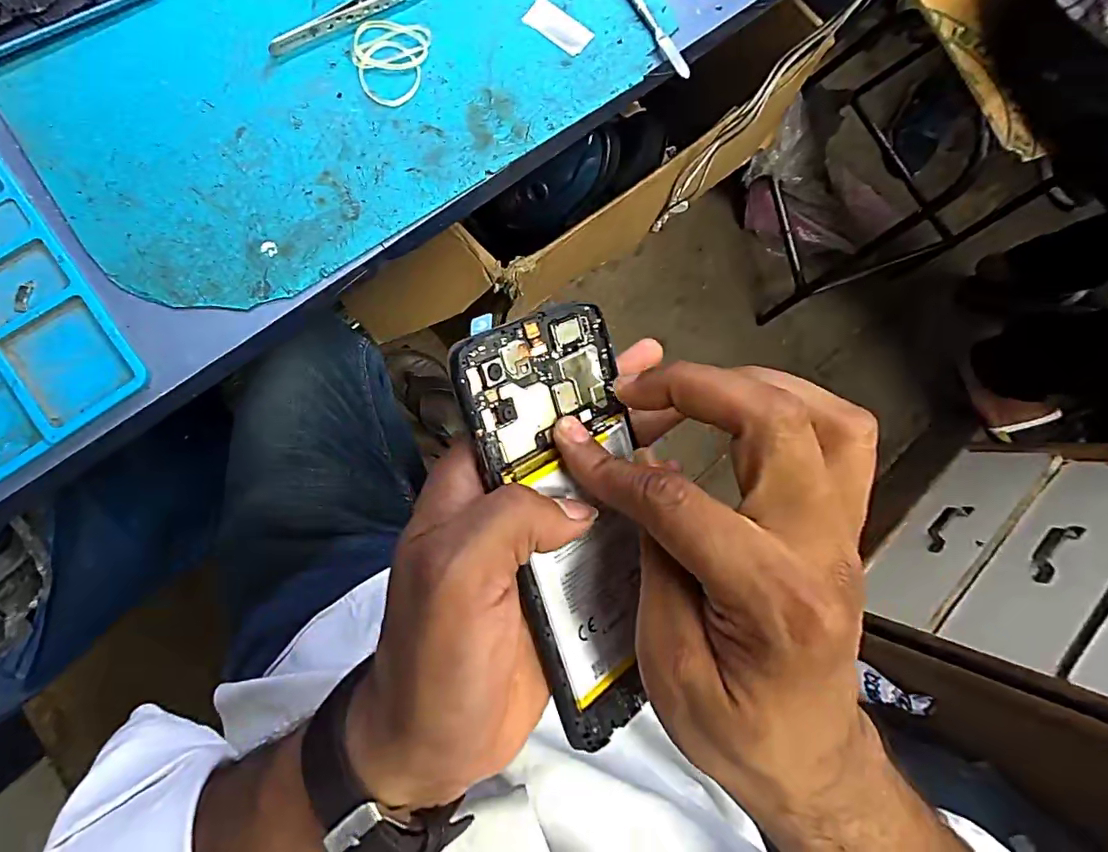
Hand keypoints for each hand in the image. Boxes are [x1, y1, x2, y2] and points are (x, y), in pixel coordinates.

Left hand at [343, 340, 667, 810]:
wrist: (436, 744)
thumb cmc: (430, 656)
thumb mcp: (453, 575)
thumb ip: (506, 521)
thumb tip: (576, 504)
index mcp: (466, 491)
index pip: (510, 420)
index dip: (553, 388)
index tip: (603, 364)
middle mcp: (501, 510)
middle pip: (559, 448)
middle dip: (605, 414)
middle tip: (660, 382)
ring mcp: (534, 549)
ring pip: (587, 492)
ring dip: (626, 462)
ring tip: (678, 430)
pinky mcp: (561, 587)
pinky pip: (603, 543)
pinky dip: (634, 521)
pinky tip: (671, 505)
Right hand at [554, 360, 961, 849]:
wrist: (813, 759)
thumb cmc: (741, 731)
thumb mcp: (669, 666)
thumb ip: (655, 561)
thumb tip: (639, 477)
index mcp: (773, 597)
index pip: (683, 502)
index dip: (617, 470)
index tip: (577, 446)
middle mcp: (821, 549)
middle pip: (774, 426)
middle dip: (694, 388)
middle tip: (638, 389)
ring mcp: (844, 531)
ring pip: (825, 417)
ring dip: (751, 383)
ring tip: (692, 385)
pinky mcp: (844, 522)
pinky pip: (841, 436)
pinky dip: (789, 402)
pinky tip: (743, 405)